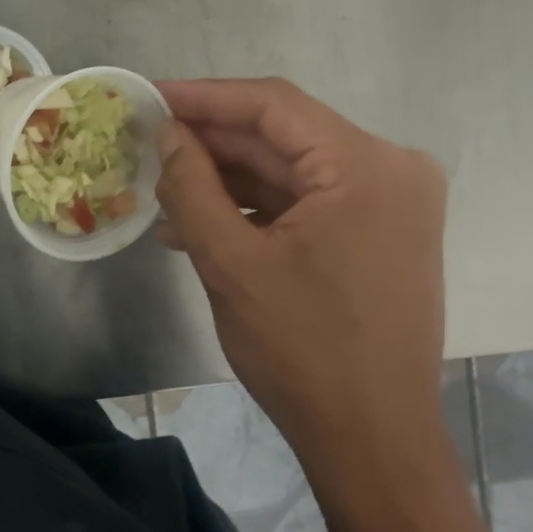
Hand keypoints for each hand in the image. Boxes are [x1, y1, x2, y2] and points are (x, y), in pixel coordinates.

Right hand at [151, 79, 448, 464]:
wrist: (370, 435)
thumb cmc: (301, 346)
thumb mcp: (229, 260)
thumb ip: (190, 185)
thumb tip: (166, 132)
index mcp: (366, 167)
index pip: (272, 105)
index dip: (203, 96)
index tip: (146, 96)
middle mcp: (389, 171)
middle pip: (280, 136)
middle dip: (208, 142)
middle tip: (143, 142)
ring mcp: (386, 205)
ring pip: (286, 170)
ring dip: (221, 179)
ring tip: (157, 192)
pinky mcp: (374, 234)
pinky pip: (301, 202)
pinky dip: (249, 208)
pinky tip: (193, 225)